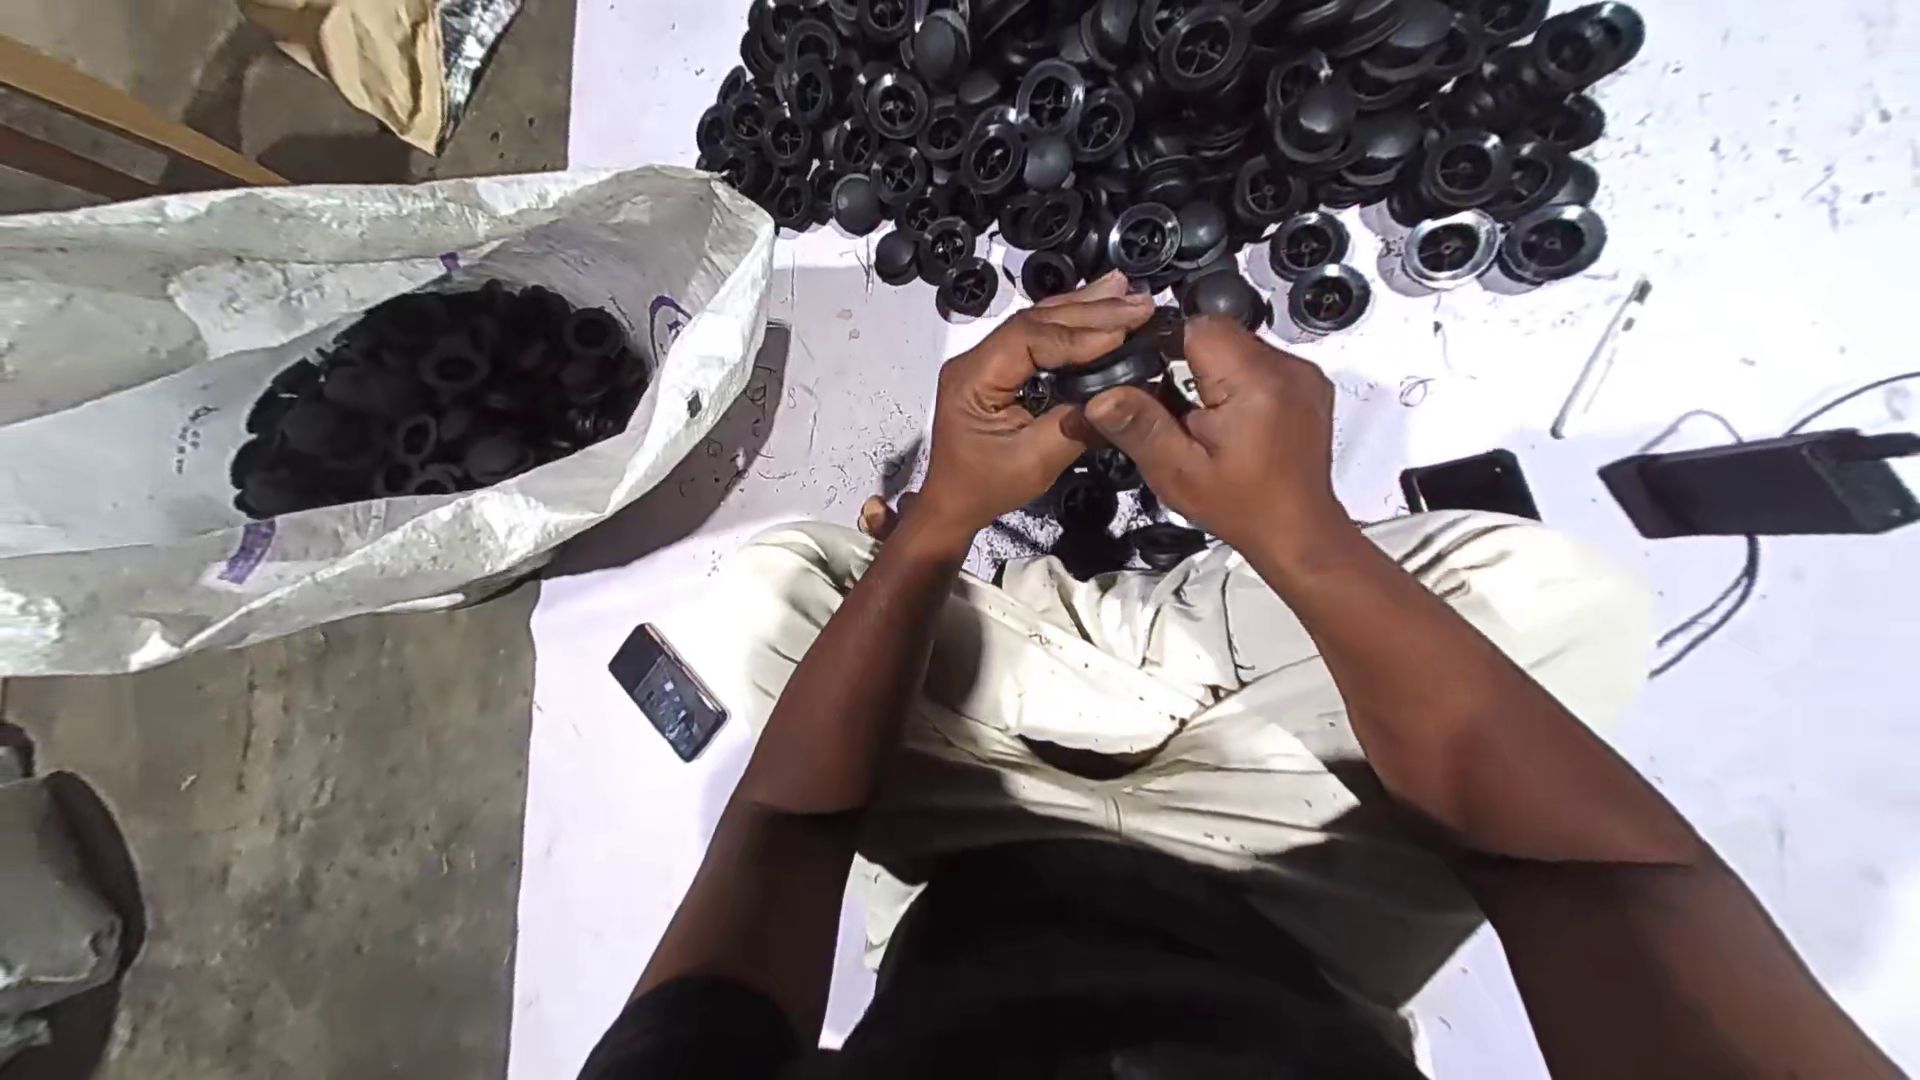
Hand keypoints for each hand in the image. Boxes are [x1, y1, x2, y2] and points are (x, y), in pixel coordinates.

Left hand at [915, 271, 1154, 540]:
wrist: (955, 503)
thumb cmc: (983, 488)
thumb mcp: (1034, 463)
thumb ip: (1075, 426)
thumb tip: (1117, 398)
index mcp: (973, 379)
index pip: (1029, 338)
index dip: (1080, 333)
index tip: (1125, 330)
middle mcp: (974, 361)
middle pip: (1036, 321)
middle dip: (1091, 310)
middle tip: (1139, 302)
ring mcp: (985, 362)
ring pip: (1037, 323)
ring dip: (1084, 308)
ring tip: (1124, 292)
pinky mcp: (998, 371)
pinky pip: (1036, 338)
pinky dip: (1071, 325)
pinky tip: (1097, 310)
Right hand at [1081, 315, 1346, 553]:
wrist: (1295, 530)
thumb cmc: (1245, 507)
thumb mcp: (1177, 472)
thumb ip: (1139, 428)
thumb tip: (1101, 399)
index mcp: (1255, 385)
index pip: (1199, 326)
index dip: (1167, 350)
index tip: (1159, 384)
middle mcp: (1287, 370)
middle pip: (1218, 334)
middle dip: (1189, 366)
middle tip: (1183, 415)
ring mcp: (1301, 375)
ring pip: (1236, 346)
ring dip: (1213, 376)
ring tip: (1208, 423)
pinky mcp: (1306, 384)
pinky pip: (1258, 363)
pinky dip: (1236, 385)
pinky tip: (1231, 423)